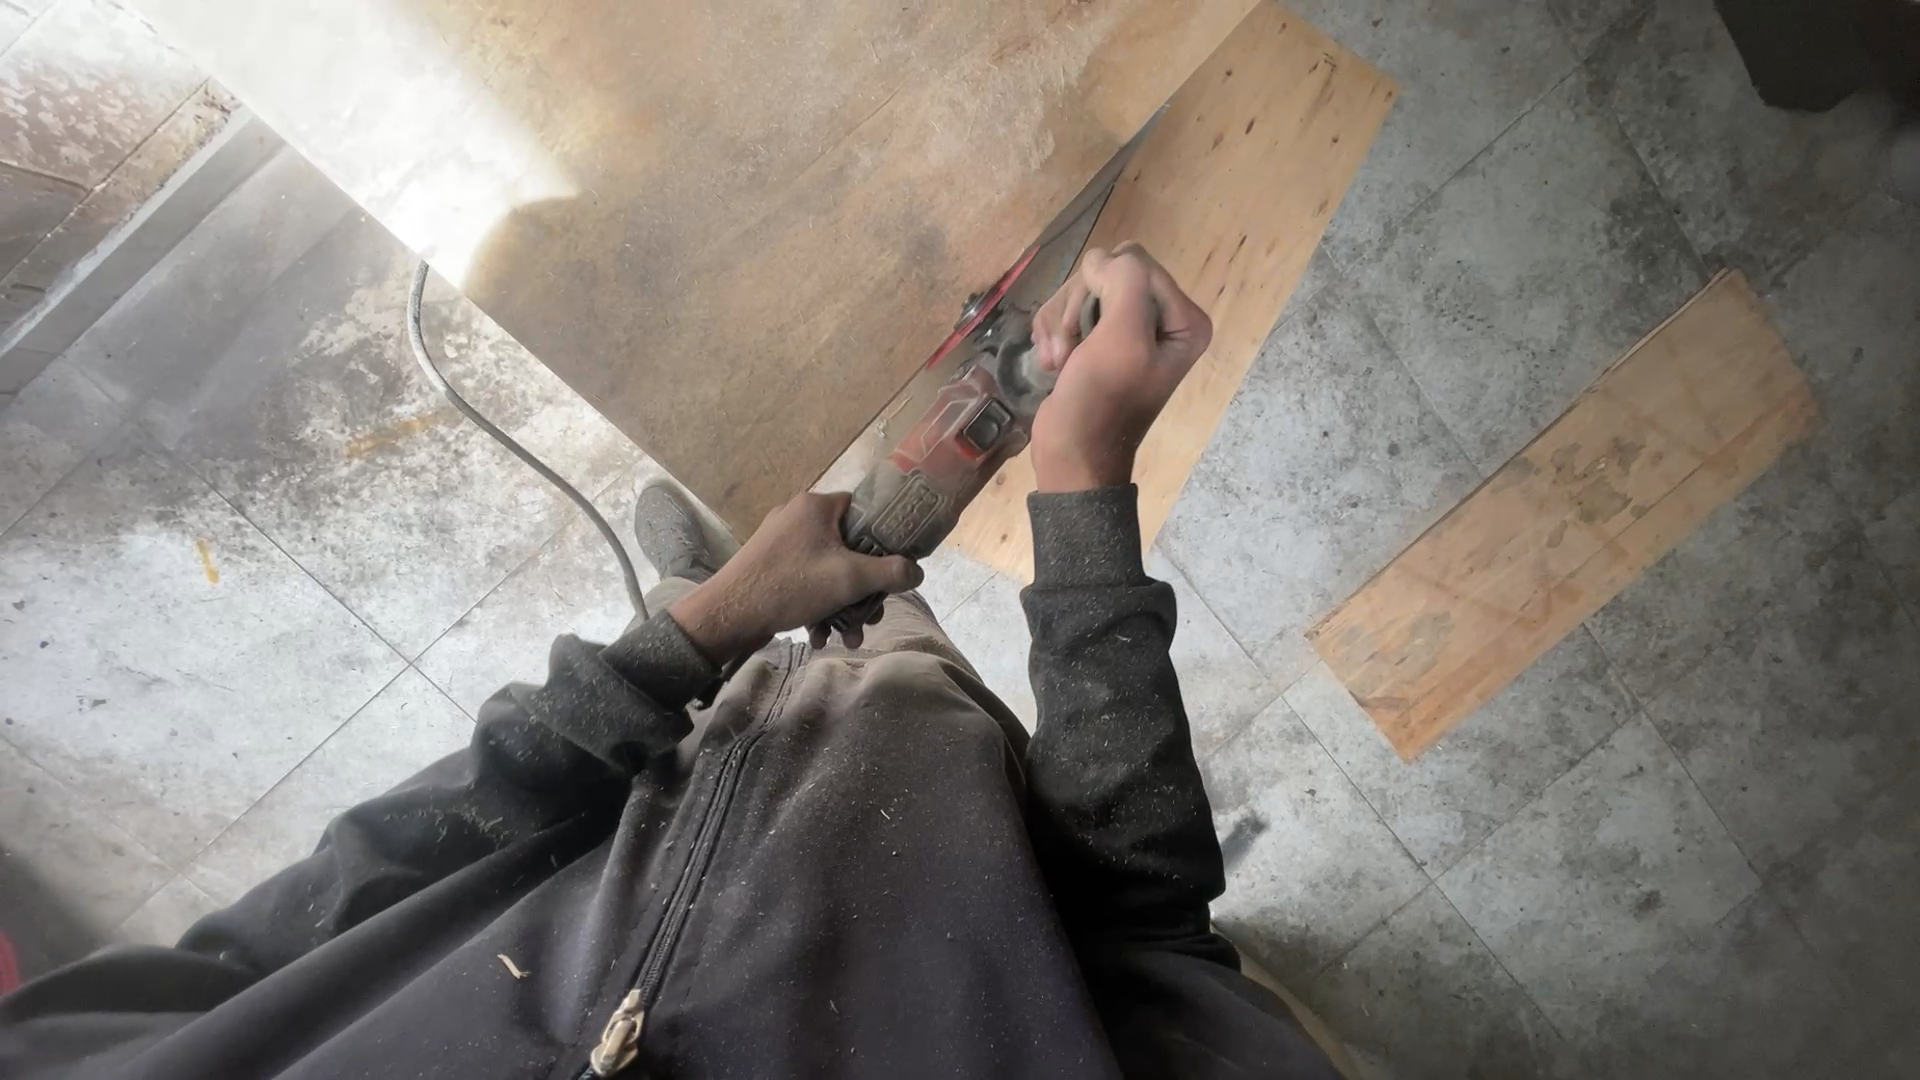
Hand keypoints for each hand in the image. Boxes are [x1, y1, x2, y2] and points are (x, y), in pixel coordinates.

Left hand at [668, 492, 922, 660]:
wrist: (727, 616)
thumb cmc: (791, 585)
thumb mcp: (850, 579)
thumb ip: (891, 573)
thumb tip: (918, 572)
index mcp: (816, 506)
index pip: (864, 509)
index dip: (885, 536)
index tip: (896, 564)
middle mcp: (798, 517)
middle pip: (849, 547)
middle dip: (864, 588)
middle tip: (873, 614)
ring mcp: (781, 543)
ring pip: (829, 570)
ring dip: (843, 605)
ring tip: (848, 637)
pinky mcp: (769, 567)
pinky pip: (807, 581)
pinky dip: (818, 607)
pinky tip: (819, 636)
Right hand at [1028, 243, 1211, 491]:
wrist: (1071, 457)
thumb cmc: (1101, 402)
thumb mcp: (1121, 338)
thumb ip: (1123, 281)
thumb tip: (1100, 259)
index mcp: (1184, 319)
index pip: (1134, 262)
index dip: (1102, 288)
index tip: (1087, 332)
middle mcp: (1160, 321)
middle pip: (1106, 274)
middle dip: (1076, 310)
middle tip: (1068, 350)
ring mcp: (1125, 332)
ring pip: (1080, 292)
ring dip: (1059, 326)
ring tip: (1058, 362)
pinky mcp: (1095, 344)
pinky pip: (1067, 313)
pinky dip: (1052, 335)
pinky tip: (1052, 364)